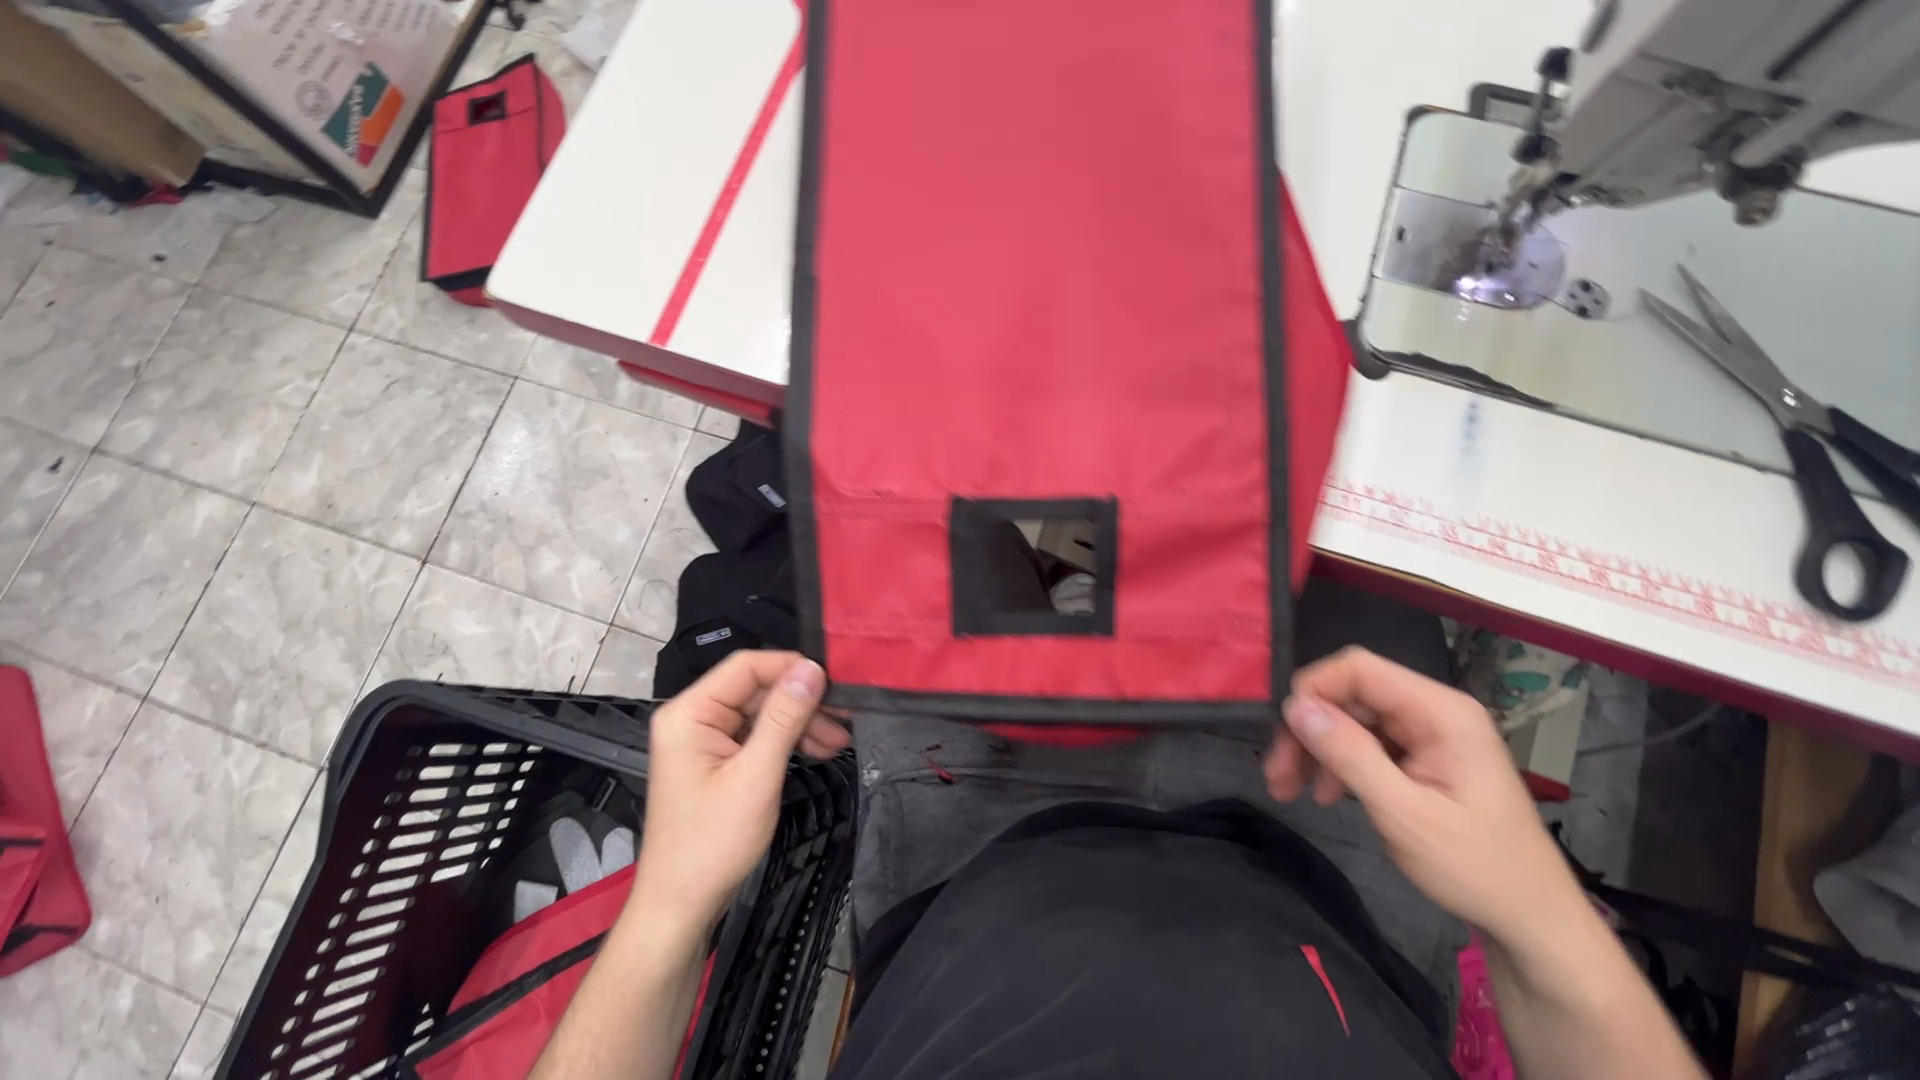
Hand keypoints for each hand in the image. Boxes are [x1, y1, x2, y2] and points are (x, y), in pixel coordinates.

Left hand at [631, 651, 850, 926]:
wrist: (682, 904)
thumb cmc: (712, 843)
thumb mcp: (757, 776)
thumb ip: (784, 717)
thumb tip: (812, 669)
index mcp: (690, 713)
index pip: (746, 667)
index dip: (791, 667)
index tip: (834, 681)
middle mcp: (693, 719)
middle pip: (756, 689)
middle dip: (802, 702)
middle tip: (846, 719)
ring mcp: (704, 741)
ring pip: (762, 713)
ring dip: (801, 723)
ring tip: (839, 743)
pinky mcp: (716, 761)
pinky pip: (757, 736)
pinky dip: (787, 742)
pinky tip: (817, 751)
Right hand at [1263, 646, 1582, 941]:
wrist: (1530, 918)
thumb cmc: (1475, 867)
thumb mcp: (1404, 814)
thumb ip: (1349, 755)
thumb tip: (1294, 706)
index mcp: (1440, 713)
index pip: (1359, 669)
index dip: (1313, 690)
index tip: (1281, 732)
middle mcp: (1433, 713)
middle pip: (1350, 697)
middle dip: (1308, 730)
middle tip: (1275, 773)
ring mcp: (1428, 736)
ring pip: (1352, 722)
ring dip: (1316, 751)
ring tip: (1287, 790)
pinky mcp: (1422, 758)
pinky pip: (1366, 746)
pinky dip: (1338, 766)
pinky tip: (1323, 796)